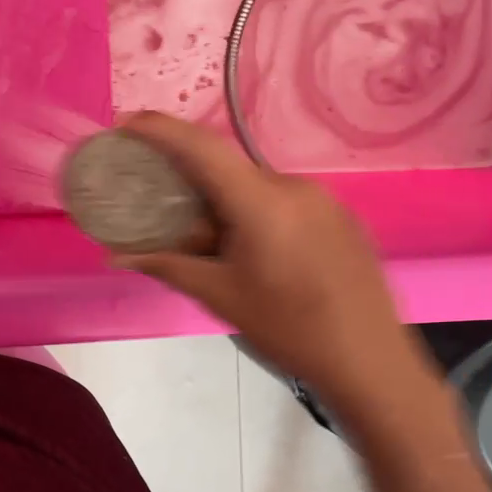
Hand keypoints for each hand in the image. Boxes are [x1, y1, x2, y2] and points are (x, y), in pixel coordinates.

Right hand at [117, 112, 433, 407]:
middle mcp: (293, 187)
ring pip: (253, 184)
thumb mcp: (219, 296)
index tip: (125, 125)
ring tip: (202, 232)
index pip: (202, 147)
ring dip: (221, 197)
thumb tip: (116, 255)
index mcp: (262, 202)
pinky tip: (246, 245)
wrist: (374, 366)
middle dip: (187, 172)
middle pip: (226, 165)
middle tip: (156, 192)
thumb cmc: (289, 330)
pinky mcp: (339, 216)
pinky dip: (252, 209)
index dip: (160, 129)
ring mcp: (322, 200)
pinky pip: (281, 199)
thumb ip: (166, 265)